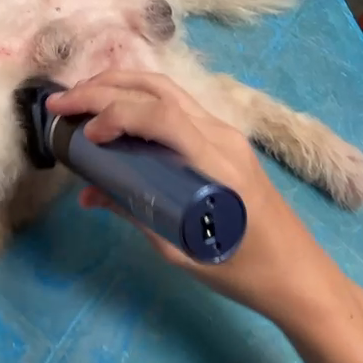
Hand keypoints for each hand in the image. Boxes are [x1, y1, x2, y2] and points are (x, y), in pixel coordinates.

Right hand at [46, 70, 352, 329]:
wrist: (300, 276)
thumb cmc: (246, 273)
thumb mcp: (183, 251)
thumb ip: (135, 215)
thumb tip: (89, 194)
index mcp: (217, 163)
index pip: (161, 117)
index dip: (117, 115)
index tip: (85, 135)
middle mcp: (221, 136)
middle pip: (157, 90)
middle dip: (103, 89)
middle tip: (61, 102)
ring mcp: (224, 132)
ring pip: (165, 88)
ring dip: (118, 85)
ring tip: (79, 96)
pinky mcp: (222, 137)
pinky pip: (174, 104)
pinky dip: (136, 98)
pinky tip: (113, 107)